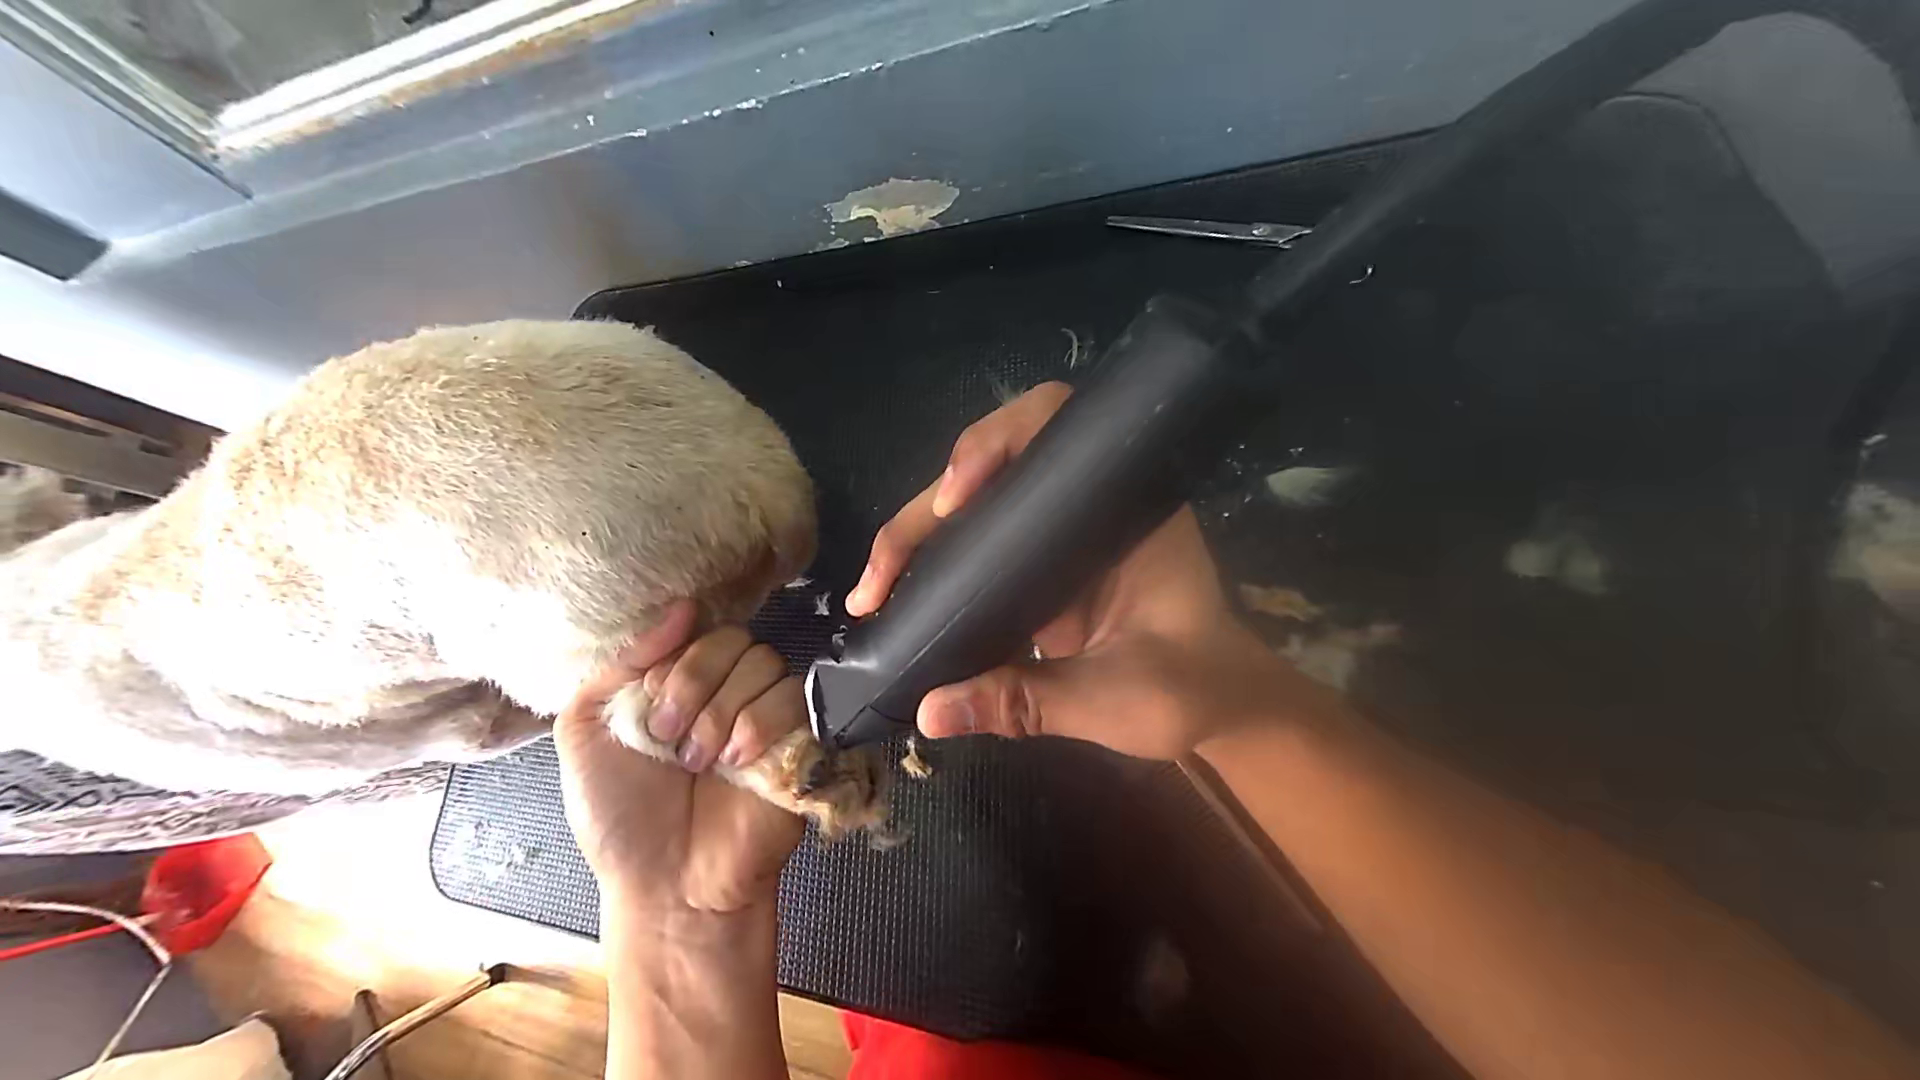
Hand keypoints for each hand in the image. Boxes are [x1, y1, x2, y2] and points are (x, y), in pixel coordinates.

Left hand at [554, 601, 804, 924]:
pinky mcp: (801, 735)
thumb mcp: (586, 733)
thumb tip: (682, 607)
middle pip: (736, 639)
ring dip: (725, 712)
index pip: (697, 627)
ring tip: (703, 762)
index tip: (651, 707)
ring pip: (766, 662)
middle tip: (671, 738)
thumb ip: (621, 664)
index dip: (675, 659)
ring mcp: (767, 710)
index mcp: (681, 679)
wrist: (668, 884)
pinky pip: (796, 695)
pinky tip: (738, 762)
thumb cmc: (622, 815)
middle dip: (696, 685)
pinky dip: (761, 724)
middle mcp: (728, 688)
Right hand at [845, 382, 1314, 759]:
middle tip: (885, 569)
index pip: (1054, 430)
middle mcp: (1084, 504)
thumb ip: (1030, 703)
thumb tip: (930, 712)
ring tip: (877, 583)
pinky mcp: (1036, 564)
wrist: (1213, 700)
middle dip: (928, 506)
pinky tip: (902, 593)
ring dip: (920, 532)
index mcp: (1121, 508)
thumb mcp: (1116, 699)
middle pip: (993, 465)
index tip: (955, 500)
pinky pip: (977, 543)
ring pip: (976, 503)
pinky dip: (935, 561)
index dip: (995, 443)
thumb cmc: (1187, 690)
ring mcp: (1056, 532)